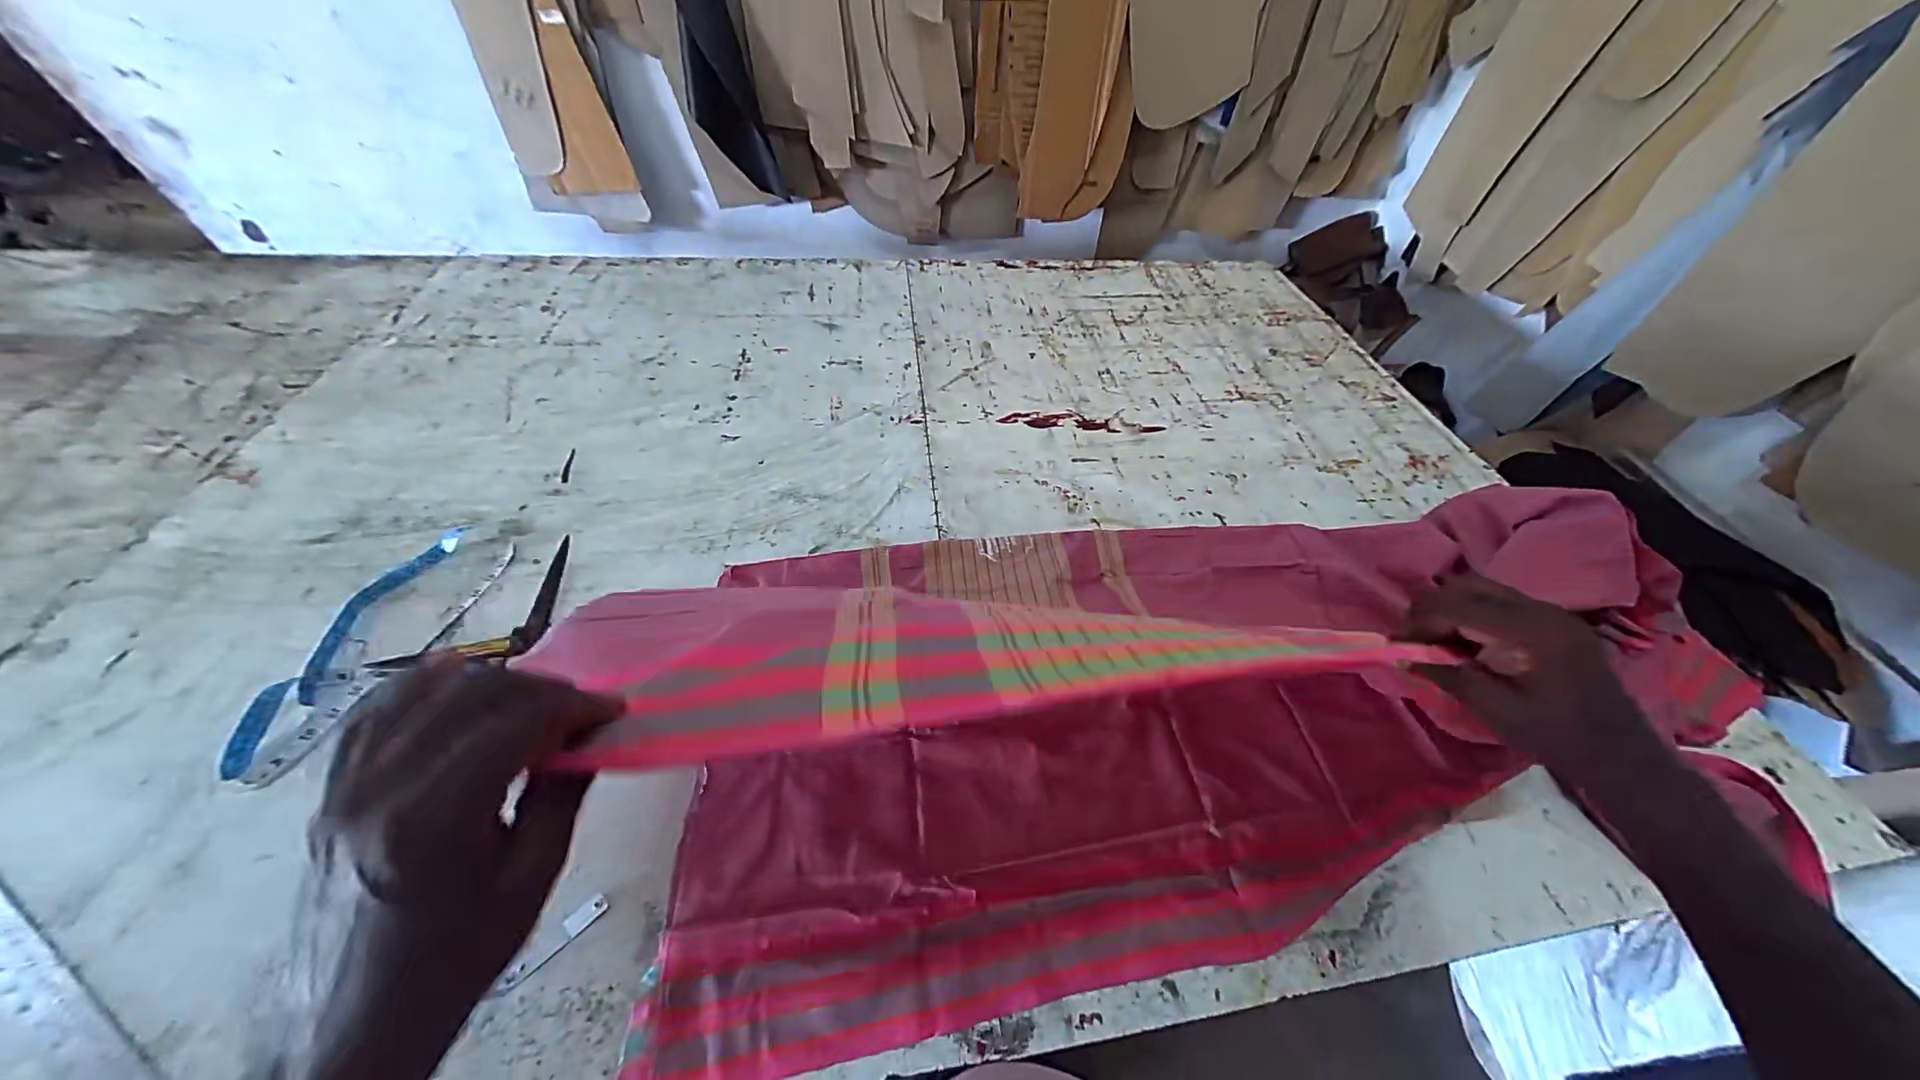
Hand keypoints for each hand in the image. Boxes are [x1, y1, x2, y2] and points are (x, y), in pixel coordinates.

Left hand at [297, 661, 619, 1079]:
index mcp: (432, 822)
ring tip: (533, 699)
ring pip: (422, 692)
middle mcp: (378, 790)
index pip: (513, 724)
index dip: (573, 705)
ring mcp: (343, 787)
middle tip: (581, 707)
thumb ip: (560, 794)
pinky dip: (423, 687)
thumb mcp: (531, 879)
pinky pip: (376, 713)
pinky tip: (458, 678)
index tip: (612, 709)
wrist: (354, 1019)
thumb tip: (589, 736)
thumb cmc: (456, 958)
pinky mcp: (330, 792)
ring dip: (490, 682)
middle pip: (471, 695)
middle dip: (540, 689)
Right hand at [1404, 574, 1668, 781]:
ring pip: (1483, 589)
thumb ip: (1450, 676)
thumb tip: (1406, 657)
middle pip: (1469, 587)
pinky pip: (1500, 601)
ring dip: (1450, 607)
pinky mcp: (1553, 622)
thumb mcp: (1496, 710)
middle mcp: (1544, 611)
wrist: (1620, 753)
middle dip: (1432, 608)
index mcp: (1533, 632)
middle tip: (1412, 636)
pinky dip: (1471, 612)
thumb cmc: (1557, 736)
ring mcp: (1552, 613)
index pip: (1459, 606)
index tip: (1397, 643)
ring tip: (1433, 637)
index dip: (1420, 621)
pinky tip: (1462, 640)